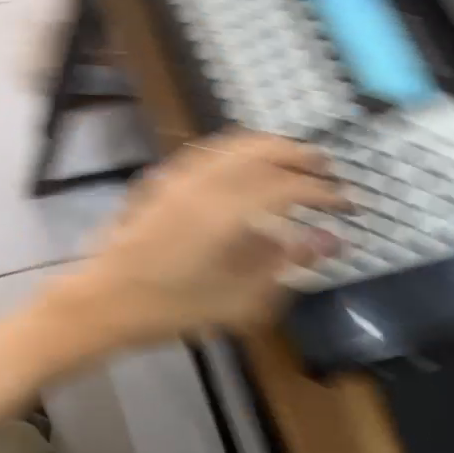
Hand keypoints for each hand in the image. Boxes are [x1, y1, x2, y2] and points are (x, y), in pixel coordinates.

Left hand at [43, 131, 347, 347]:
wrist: (105, 299)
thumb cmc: (173, 308)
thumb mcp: (239, 298)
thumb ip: (285, 262)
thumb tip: (328, 240)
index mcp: (227, 210)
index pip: (288, 186)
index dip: (322, 191)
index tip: (348, 202)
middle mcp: (203, 182)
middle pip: (259, 149)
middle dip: (297, 154)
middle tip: (325, 167)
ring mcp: (176, 177)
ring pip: (230, 144)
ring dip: (265, 147)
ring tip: (290, 161)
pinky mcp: (159, 181)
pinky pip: (204, 152)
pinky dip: (233, 151)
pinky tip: (241, 168)